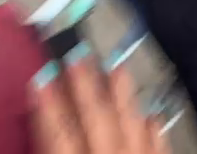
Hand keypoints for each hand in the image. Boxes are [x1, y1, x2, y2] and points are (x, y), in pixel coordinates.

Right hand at [31, 54, 168, 153]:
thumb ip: (49, 150)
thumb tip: (39, 129)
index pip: (60, 132)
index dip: (49, 102)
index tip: (40, 75)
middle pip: (97, 116)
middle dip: (86, 82)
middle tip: (77, 51)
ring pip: (131, 121)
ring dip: (123, 93)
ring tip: (116, 65)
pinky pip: (157, 144)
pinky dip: (152, 126)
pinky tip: (150, 112)